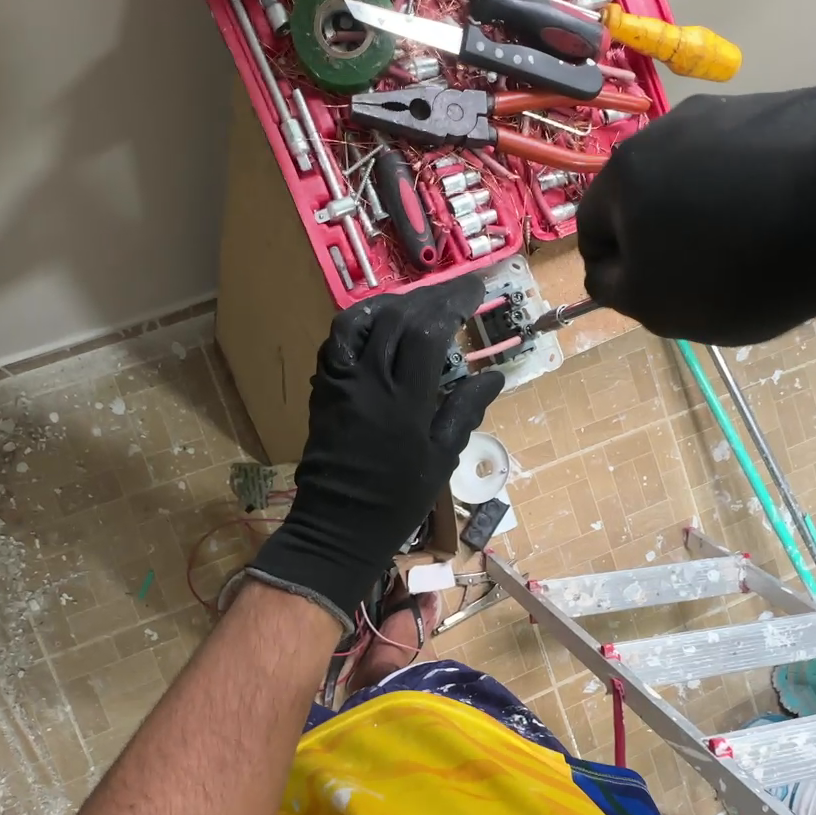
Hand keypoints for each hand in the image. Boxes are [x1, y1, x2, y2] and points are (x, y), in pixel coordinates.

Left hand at [245, 275, 504, 629]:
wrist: (339, 525)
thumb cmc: (398, 498)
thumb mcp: (442, 458)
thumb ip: (465, 410)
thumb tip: (493, 375)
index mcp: (404, 399)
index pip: (427, 331)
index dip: (453, 302)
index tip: (476, 289)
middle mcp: (368, 380)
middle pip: (396, 318)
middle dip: (428, 297)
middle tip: (453, 292)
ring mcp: (340, 382)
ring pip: (358, 322)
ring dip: (389, 304)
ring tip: (414, 303)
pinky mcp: (322, 390)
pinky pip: (336, 344)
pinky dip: (358, 325)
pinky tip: (377, 327)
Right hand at [577, 67, 815, 345]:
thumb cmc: (735, 268)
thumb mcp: (654, 305)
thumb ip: (614, 288)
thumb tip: (609, 267)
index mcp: (625, 172)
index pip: (591, 227)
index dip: (612, 270)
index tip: (648, 296)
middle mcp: (672, 127)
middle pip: (648, 197)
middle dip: (664, 237)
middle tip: (700, 277)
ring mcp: (737, 110)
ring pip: (703, 177)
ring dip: (713, 214)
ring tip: (755, 250)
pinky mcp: (796, 106)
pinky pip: (759, 162)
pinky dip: (763, 195)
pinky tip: (792, 223)